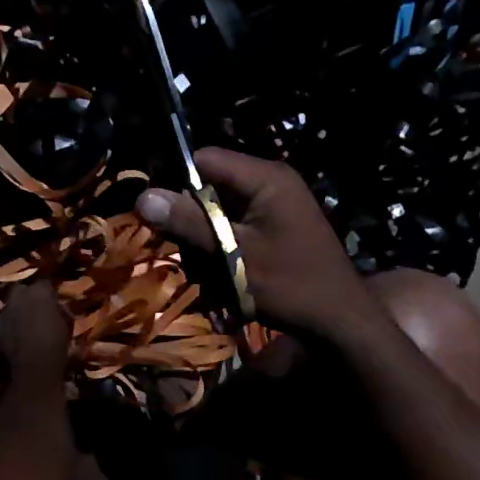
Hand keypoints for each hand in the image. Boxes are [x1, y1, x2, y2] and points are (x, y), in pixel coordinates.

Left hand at [0, 281, 69, 385]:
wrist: (35, 367)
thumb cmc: (57, 344)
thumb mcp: (66, 322)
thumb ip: (58, 309)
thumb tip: (55, 306)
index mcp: (39, 292)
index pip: (44, 282)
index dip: (48, 291)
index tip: (52, 297)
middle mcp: (19, 295)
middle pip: (22, 288)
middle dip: (28, 295)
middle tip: (36, 306)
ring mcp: (6, 310)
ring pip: (11, 303)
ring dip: (18, 308)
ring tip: (25, 320)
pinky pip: (5, 319)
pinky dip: (10, 323)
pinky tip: (16, 333)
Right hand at [137, 148, 383, 338]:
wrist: (338, 320)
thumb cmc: (289, 284)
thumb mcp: (233, 253)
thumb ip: (189, 222)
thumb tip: (141, 196)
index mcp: (265, 178)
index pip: (205, 159)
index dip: (179, 184)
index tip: (166, 220)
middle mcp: (270, 184)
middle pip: (209, 189)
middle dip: (194, 225)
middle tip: (198, 259)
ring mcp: (274, 207)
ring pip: (218, 215)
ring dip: (208, 246)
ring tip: (218, 277)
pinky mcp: (274, 229)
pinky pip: (234, 231)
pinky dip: (224, 254)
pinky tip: (229, 281)